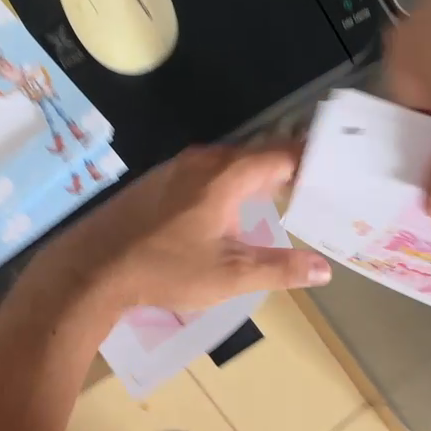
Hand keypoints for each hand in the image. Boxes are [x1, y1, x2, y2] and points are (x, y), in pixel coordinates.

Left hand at [40, 145, 331, 313]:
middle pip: (258, 155)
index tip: (337, 171)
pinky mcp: (159, 183)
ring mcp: (178, 169)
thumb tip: (323, 269)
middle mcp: (204, 161)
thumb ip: (280, 268)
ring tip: (285, 199)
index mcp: (227, 175)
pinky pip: (209, 174)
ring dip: (258, 178)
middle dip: (289, 168)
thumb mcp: (231, 275)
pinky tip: (236, 211)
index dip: (312, 160)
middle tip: (317, 188)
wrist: (94, 268)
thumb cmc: (166, 269)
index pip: (283, 154)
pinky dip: (232, 185)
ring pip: (231, 164)